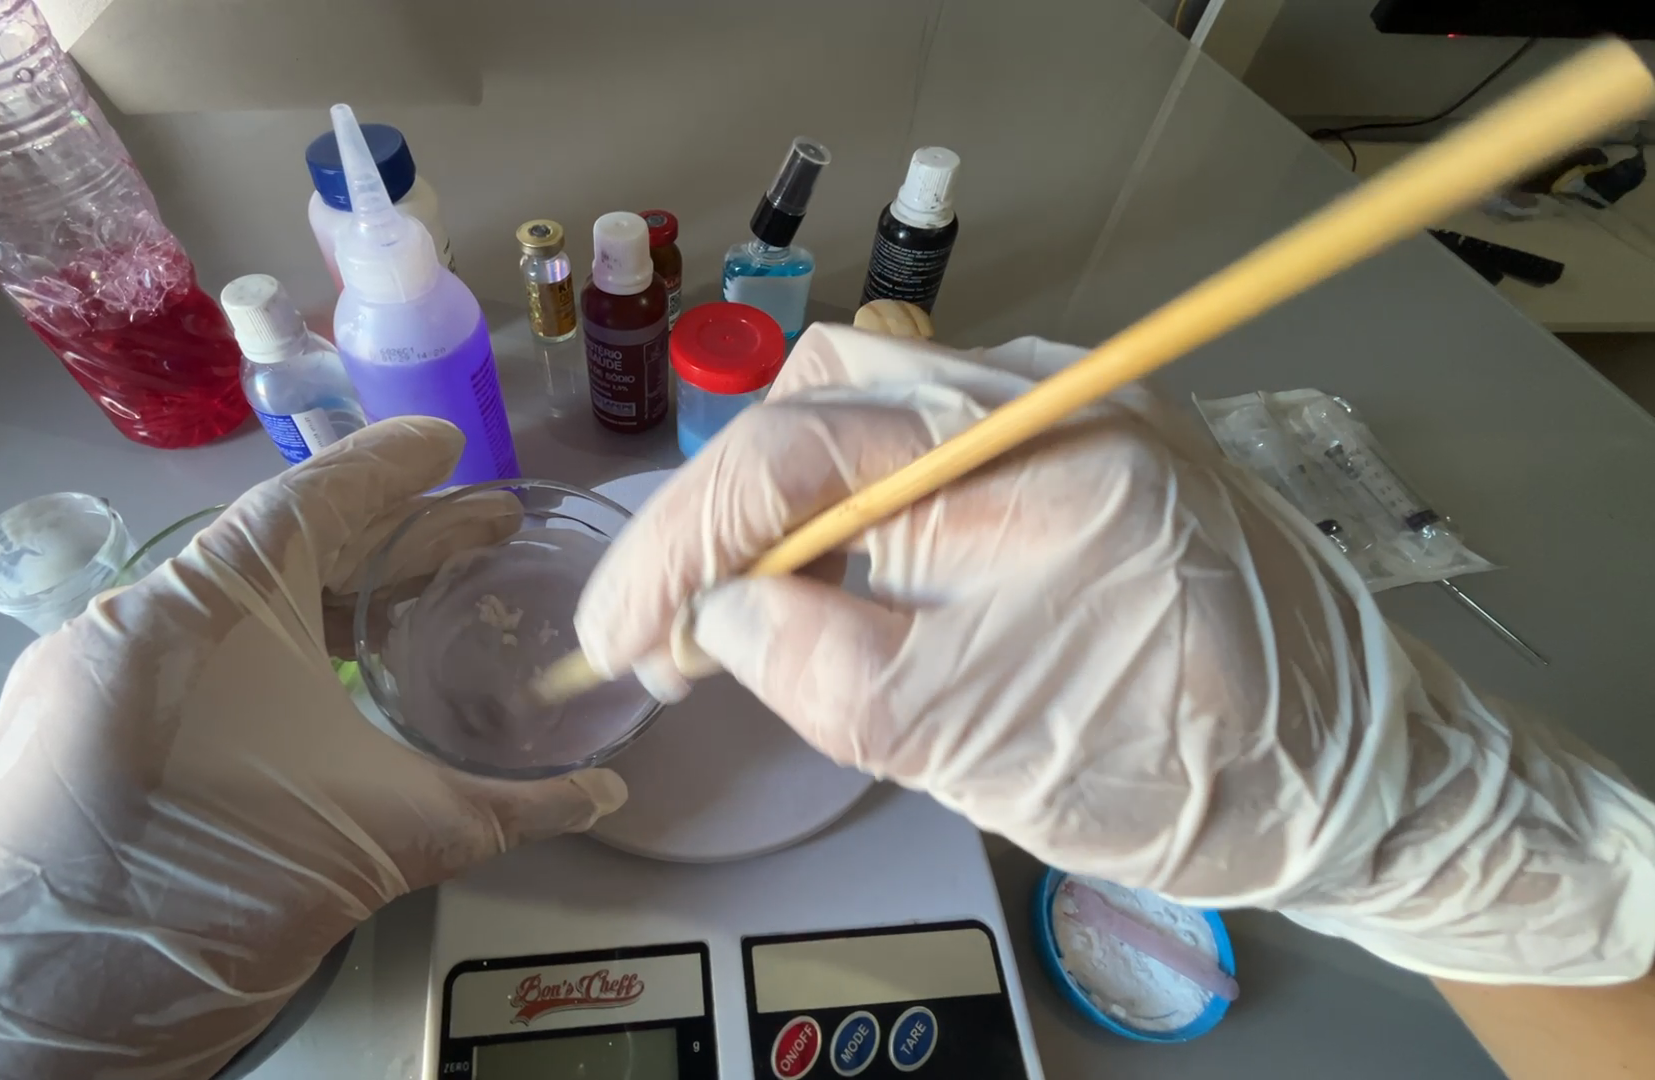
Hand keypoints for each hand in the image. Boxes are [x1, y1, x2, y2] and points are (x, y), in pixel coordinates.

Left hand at [0, 420, 624, 1079]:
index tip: (450, 442)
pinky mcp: (97, 713)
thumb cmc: (210, 903)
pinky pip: (218, 636)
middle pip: (295, 540)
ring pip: (255, 591)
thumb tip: (607, 793)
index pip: (311, 499)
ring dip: (349, 580)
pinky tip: (351, 654)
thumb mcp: (383, 841)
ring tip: (436, 580)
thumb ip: (510, 808)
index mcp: (206, 612)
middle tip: (486, 523)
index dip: (387, 462)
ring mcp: (112, 663)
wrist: (20, 1044)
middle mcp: (150, 617)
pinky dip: (298, 627)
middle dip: (400, 527)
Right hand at [577, 324, 1652, 985]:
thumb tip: (716, 608)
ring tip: (749, 588)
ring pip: (845, 402)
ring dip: (770, 497)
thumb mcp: (958, 740)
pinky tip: (834, 556)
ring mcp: (1043, 399)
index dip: (673, 547)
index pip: (787, 464)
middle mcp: (1027, 392)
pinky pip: (900, 428)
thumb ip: (811, 664)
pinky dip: (833, 490)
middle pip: (804, 408)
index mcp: (1017, 461)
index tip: (615, 635)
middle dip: (711, 521)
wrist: (1346, 765)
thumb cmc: (1167, 768)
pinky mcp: (1050, 431)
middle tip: (673, 624)